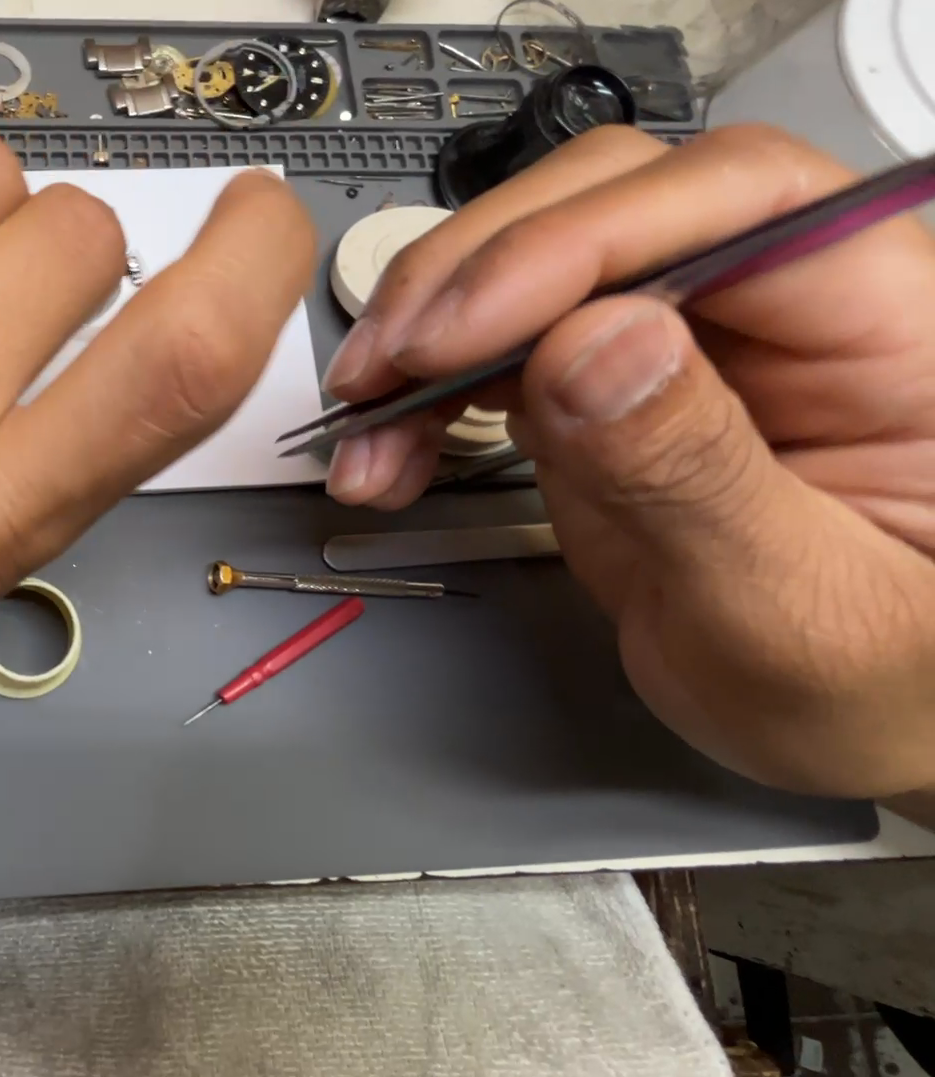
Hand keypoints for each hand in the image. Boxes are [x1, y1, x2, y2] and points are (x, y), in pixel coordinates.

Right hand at [320, 124, 934, 800]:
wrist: (816, 708)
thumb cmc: (860, 678)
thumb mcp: (784, 605)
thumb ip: (695, 472)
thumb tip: (593, 344)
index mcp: (884, 324)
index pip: (725, 201)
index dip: (565, 245)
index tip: (443, 341)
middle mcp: (763, 304)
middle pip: (591, 208)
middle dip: (458, 285)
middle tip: (372, 376)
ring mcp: (660, 340)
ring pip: (509, 278)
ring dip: (410, 353)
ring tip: (361, 446)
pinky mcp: (581, 387)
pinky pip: (475, 357)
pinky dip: (408, 404)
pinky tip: (382, 460)